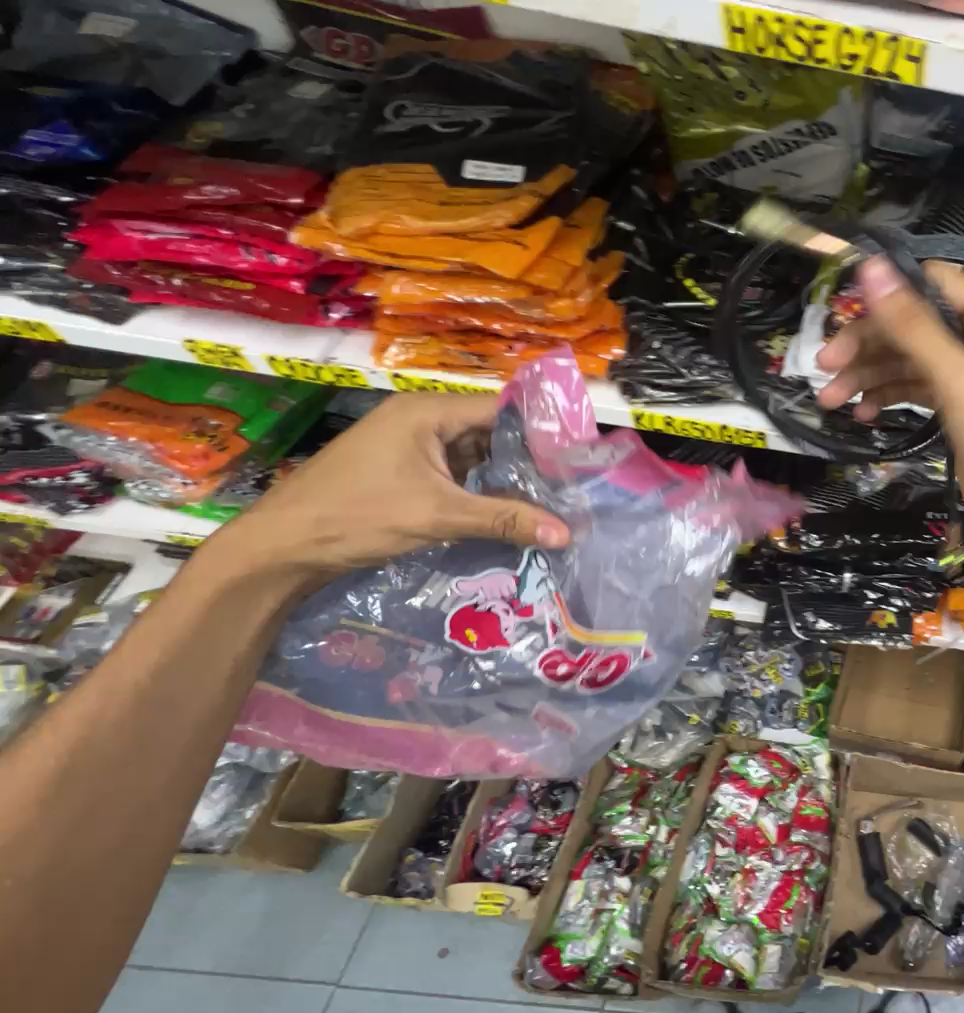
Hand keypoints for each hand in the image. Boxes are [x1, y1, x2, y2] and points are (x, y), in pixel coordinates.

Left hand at [212, 393, 569, 579]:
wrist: (280, 547)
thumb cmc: (356, 515)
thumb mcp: (438, 516)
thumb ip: (506, 520)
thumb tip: (567, 534)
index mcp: (427, 412)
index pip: (502, 409)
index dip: (542, 430)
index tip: (578, 456)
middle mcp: (421, 421)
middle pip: (492, 431)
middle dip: (530, 458)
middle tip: (572, 483)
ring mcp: (412, 447)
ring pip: (477, 455)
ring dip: (508, 476)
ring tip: (552, 498)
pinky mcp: (407, 472)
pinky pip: (459, 473)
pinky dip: (484, 489)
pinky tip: (512, 509)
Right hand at [815, 258, 963, 542]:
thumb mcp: (954, 376)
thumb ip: (911, 323)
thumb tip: (872, 268)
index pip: (933, 283)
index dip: (888, 293)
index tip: (842, 310)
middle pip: (913, 322)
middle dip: (867, 344)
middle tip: (824, 365)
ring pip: (908, 357)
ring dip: (869, 374)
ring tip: (830, 399)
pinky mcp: (957, 401)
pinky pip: (915, 385)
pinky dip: (889, 395)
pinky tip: (861, 413)